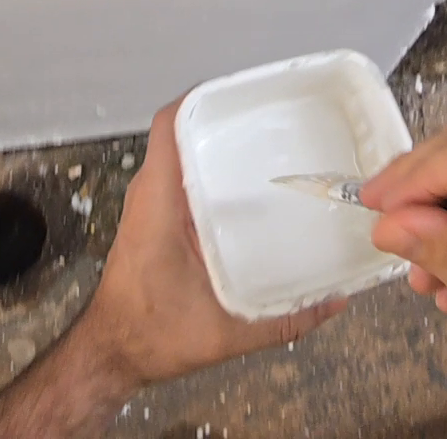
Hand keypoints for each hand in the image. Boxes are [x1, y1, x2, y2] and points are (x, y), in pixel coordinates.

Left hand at [72, 99, 346, 387]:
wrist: (110, 354)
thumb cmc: (154, 334)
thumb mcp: (225, 333)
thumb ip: (284, 320)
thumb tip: (336, 299)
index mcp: (160, 200)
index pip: (171, 124)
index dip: (203, 97)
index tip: (245, 92)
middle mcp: (151, 190)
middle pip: (181, 129)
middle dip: (223, 116)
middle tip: (271, 117)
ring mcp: (149, 201)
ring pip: (180, 149)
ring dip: (215, 140)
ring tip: (264, 142)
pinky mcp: (153, 214)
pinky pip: (179, 171)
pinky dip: (207, 164)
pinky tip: (243, 182)